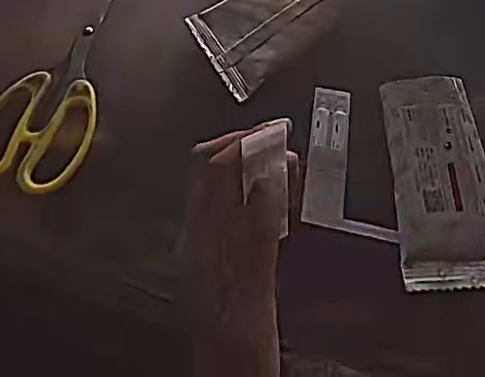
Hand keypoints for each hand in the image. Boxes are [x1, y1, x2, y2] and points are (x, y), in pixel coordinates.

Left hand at [180, 124, 303, 376]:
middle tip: (279, 136)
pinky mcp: (226, 264)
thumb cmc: (234, 359)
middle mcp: (200, 242)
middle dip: (247, 147)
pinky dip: (261, 193)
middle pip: (215, 174)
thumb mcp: (252, 296)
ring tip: (284, 156)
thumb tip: (266, 179)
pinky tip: (280, 195)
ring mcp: (211, 252)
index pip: (213, 170)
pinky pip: (239, 213)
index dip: (244, 142)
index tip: (274, 131)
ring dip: (255, 167)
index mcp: (201, 245)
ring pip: (228, 191)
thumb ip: (257, 236)